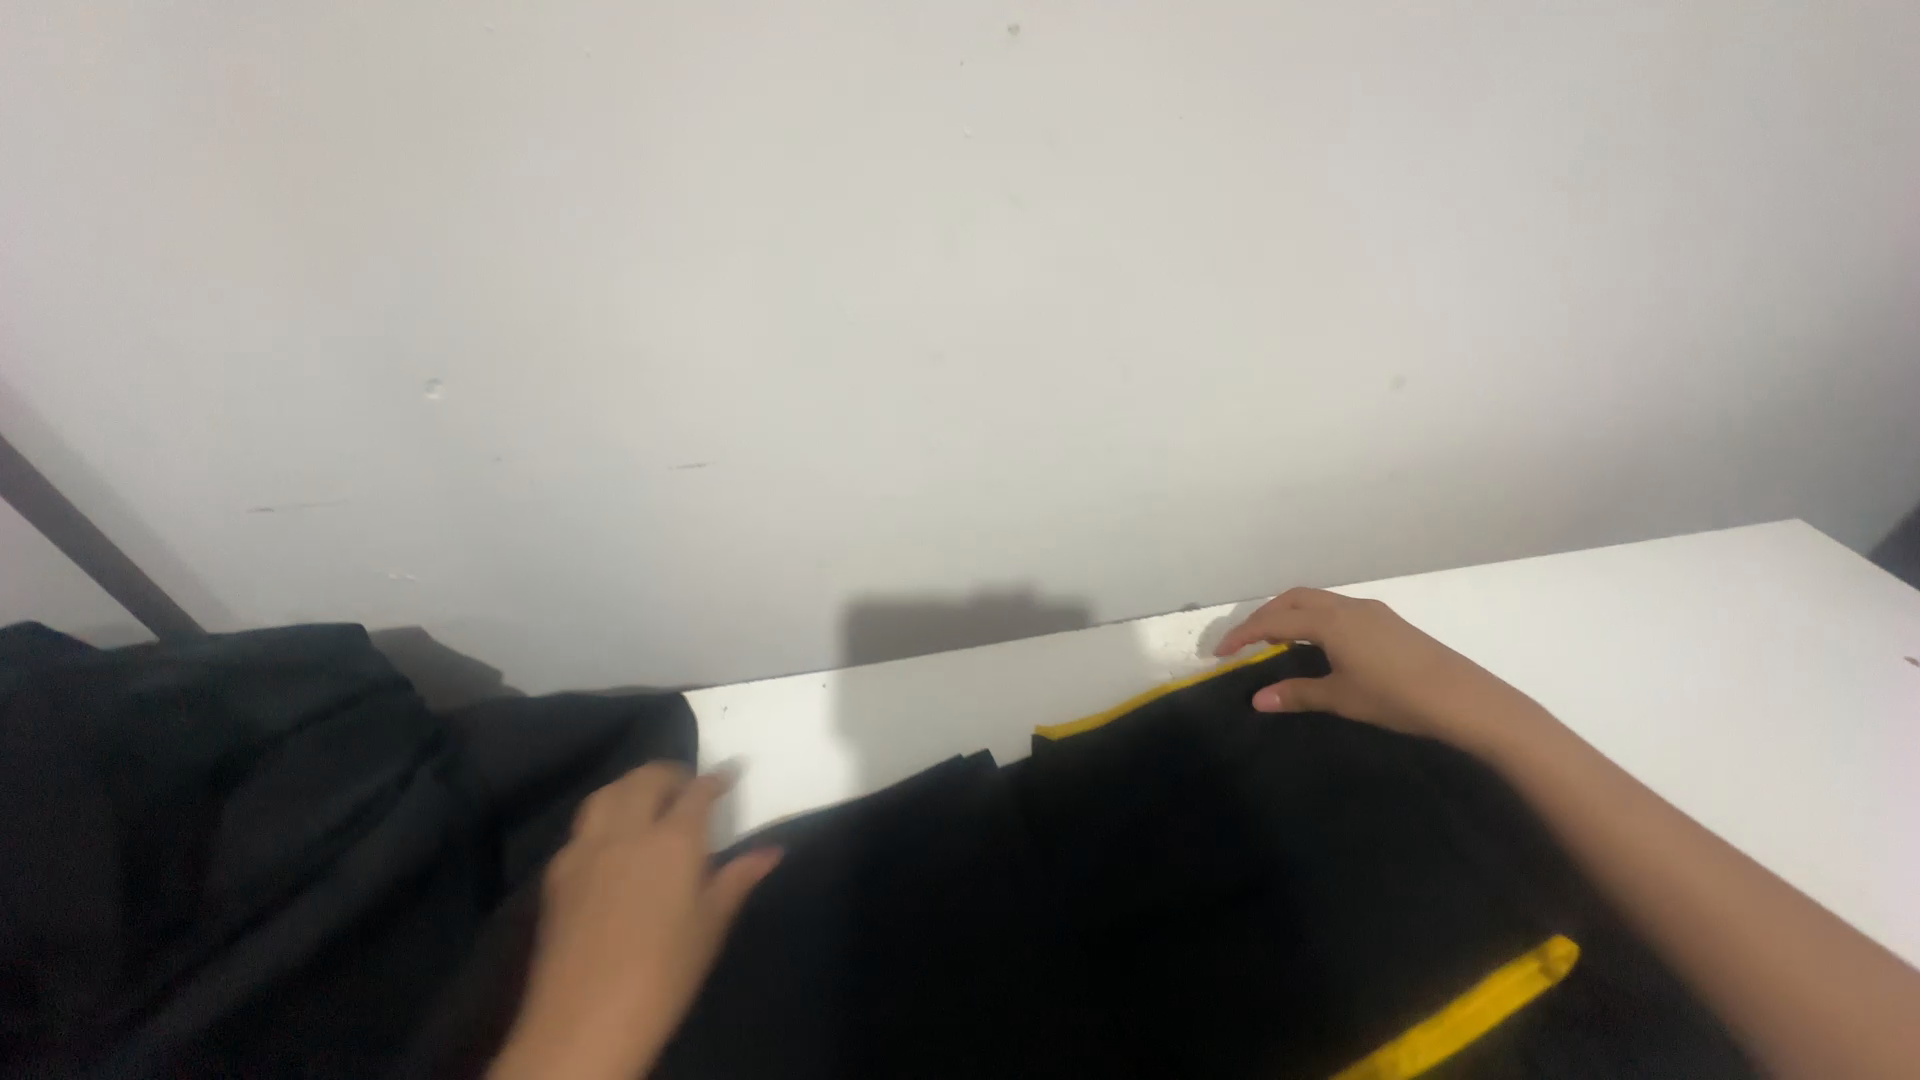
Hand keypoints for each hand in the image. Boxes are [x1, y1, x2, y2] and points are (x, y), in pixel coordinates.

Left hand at [489, 765, 781, 1079]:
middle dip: (671, 774)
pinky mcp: (557, 874)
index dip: (717, 778)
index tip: (731, 774)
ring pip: (608, 794)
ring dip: (632, 786)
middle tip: (689, 786)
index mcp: (673, 841)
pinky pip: (583, 827)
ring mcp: (586, 850)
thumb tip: (771, 850)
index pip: (698, 791)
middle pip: (647, 778)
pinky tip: (613, 843)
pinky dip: (604, 818)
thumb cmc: (663, 975)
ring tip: (648, 801)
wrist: (582, 1026)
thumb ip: (738, 878)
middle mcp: (627, 832)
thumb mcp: (712, 925)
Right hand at [1213, 587, 1545, 750]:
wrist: (1465, 700)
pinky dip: (1312, 619)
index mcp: (1330, 621)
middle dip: (1263, 616)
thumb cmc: (1397, 697)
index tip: (1220, 653)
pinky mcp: (1387, 622)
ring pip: (1317, 601)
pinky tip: (1316, 643)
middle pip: (1292, 599)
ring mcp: (1371, 612)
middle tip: (1244, 642)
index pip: (1273, 621)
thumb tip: (1257, 700)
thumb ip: (1297, 694)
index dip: (1242, 635)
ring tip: (1274, 641)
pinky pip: (1336, 609)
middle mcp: (1347, 606)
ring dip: (1289, 614)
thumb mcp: (1341, 698)